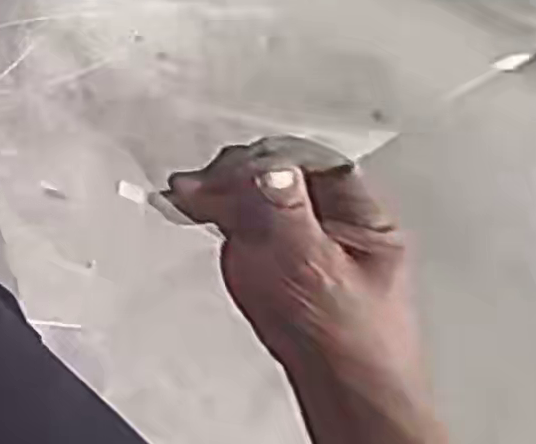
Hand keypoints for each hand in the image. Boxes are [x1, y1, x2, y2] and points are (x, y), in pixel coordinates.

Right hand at [167, 141, 445, 443]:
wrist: (329, 377)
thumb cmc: (346, 332)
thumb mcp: (319, 267)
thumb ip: (291, 214)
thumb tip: (273, 169)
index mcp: (357, 215)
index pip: (315, 162)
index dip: (279, 157)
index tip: (243, 166)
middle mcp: (319, 211)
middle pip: (270, 167)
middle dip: (234, 172)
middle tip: (210, 184)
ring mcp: (283, 221)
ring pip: (239, 182)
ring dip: (208, 184)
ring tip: (184, 194)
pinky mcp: (252, 233)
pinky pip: (220, 203)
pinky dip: (196, 201)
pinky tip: (179, 203)